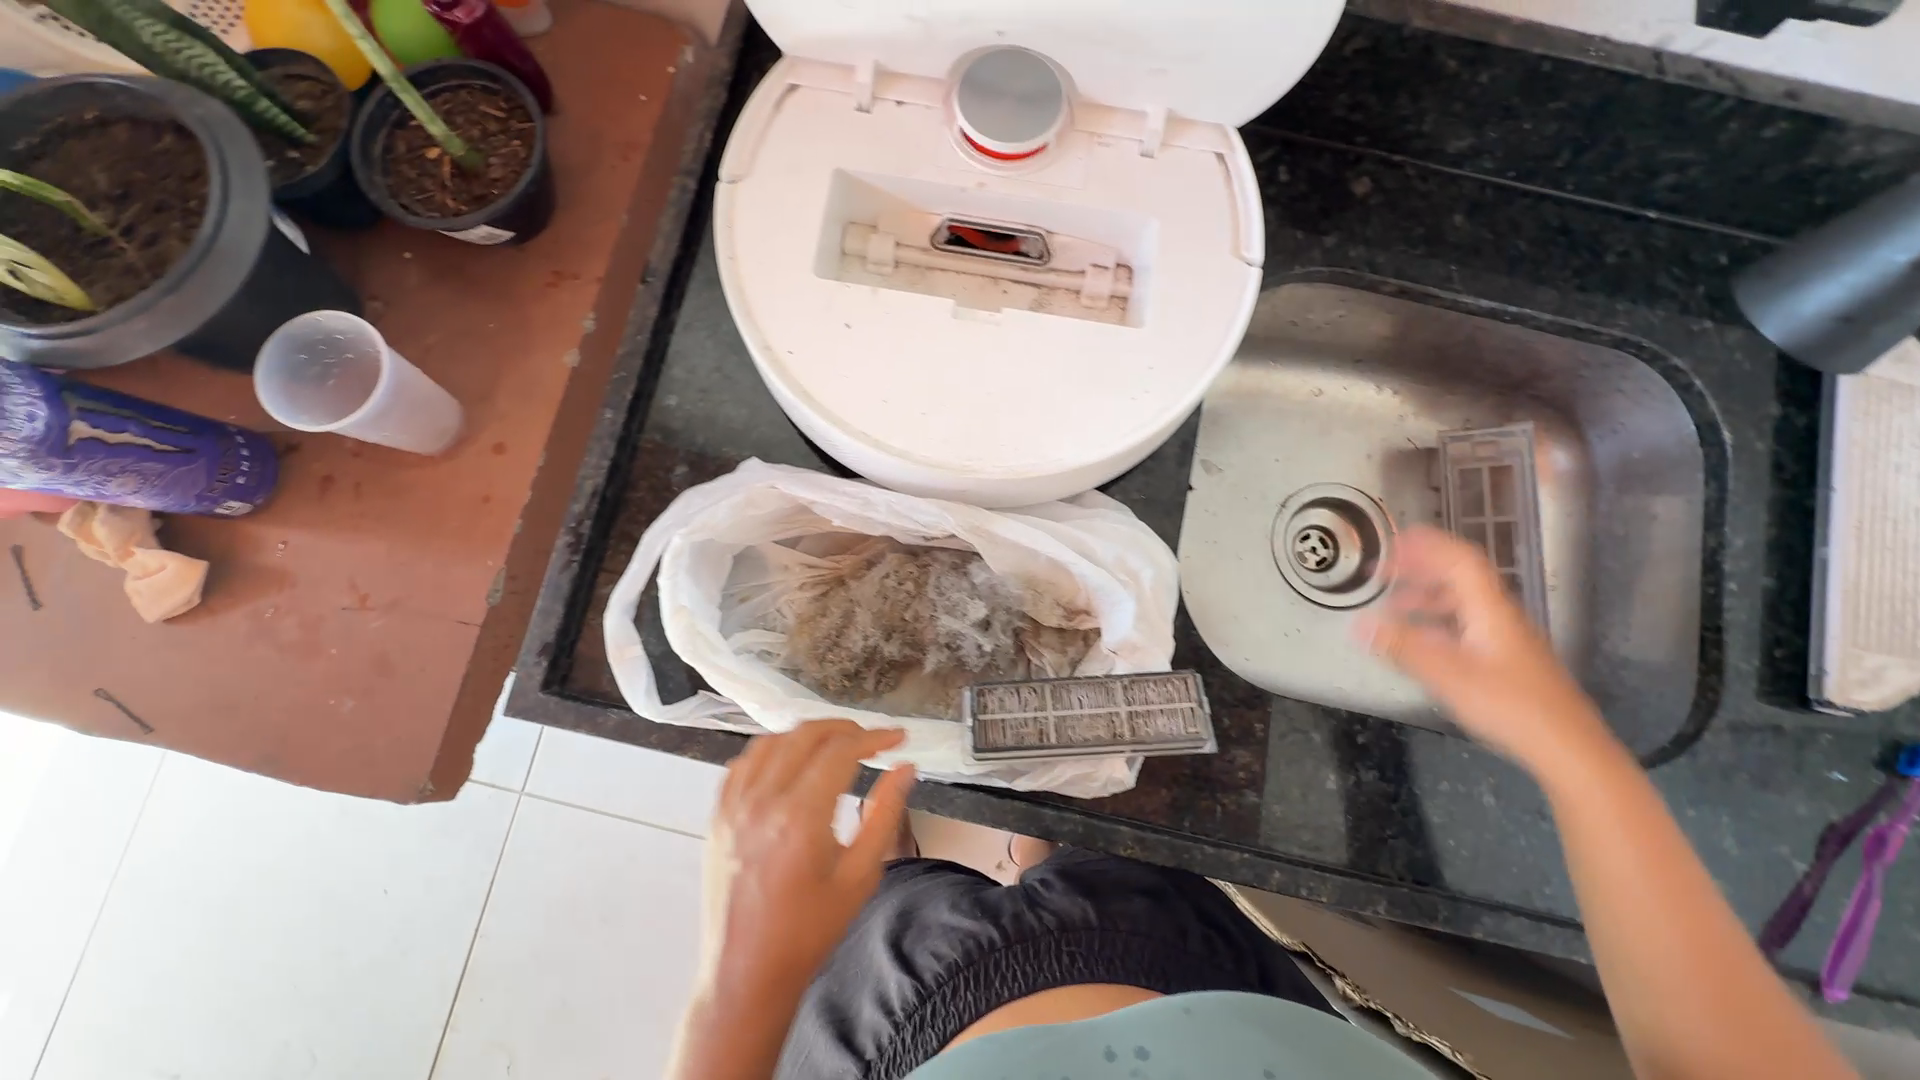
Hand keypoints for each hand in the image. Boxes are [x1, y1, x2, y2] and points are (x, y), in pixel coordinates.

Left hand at [703, 720, 915, 993]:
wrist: (748, 973)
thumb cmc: (810, 930)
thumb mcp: (861, 875)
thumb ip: (885, 814)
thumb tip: (905, 768)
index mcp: (800, 816)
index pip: (841, 750)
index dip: (874, 737)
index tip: (898, 738)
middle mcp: (762, 801)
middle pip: (805, 734)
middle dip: (844, 728)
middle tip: (871, 739)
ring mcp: (733, 806)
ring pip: (772, 741)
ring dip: (807, 734)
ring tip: (835, 745)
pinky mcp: (717, 817)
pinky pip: (743, 763)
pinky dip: (771, 750)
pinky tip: (789, 761)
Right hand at [1359, 525, 1617, 775]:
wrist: (1567, 747)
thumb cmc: (1509, 705)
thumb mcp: (1448, 675)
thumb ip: (1403, 647)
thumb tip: (1360, 625)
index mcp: (1489, 610)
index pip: (1459, 561)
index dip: (1427, 546)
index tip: (1394, 541)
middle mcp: (1500, 616)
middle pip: (1460, 579)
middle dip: (1420, 570)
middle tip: (1384, 573)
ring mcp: (1506, 639)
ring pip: (1463, 604)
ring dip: (1427, 597)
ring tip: (1393, 607)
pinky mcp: (1507, 661)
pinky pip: (1466, 626)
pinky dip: (1438, 622)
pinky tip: (1421, 642)